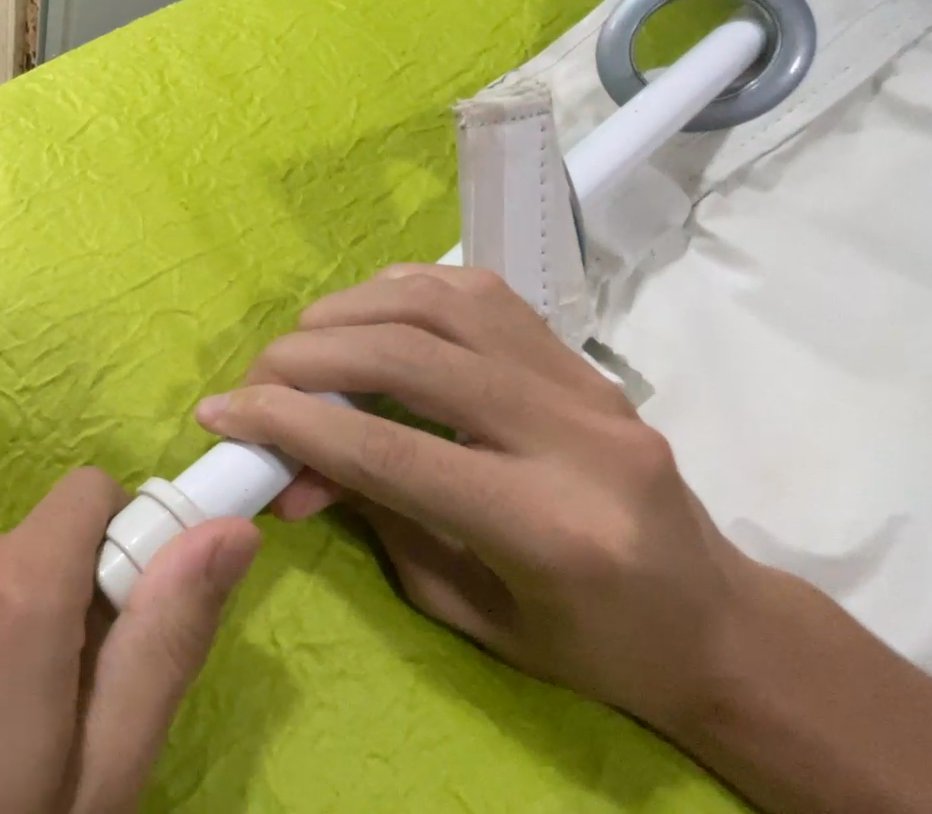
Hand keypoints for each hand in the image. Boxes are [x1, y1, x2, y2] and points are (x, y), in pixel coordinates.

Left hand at [0, 468, 259, 813]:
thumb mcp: (99, 771)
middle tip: (49, 703)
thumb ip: (165, 641)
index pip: (92, 491)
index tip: (119, 617)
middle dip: (63, 599)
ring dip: (4, 616)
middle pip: (41, 540)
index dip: (123, 544)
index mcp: (12, 589)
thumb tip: (229, 532)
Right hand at [198, 264, 931, 813]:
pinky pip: (480, 294)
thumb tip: (291, 463)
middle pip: (408, 357)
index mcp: (548, 527)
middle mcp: (576, 439)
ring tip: (303, 344)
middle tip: (254, 381)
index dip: (289, 422)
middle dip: (305, 359)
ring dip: (350, 311)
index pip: (387, 450)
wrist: (711, 620)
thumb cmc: (581, 640)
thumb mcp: (458, 603)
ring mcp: (587, 386)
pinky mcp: (582, 361)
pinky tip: (366, 313)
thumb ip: (372, 515)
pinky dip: (404, 290)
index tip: (220, 413)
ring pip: (444, 304)